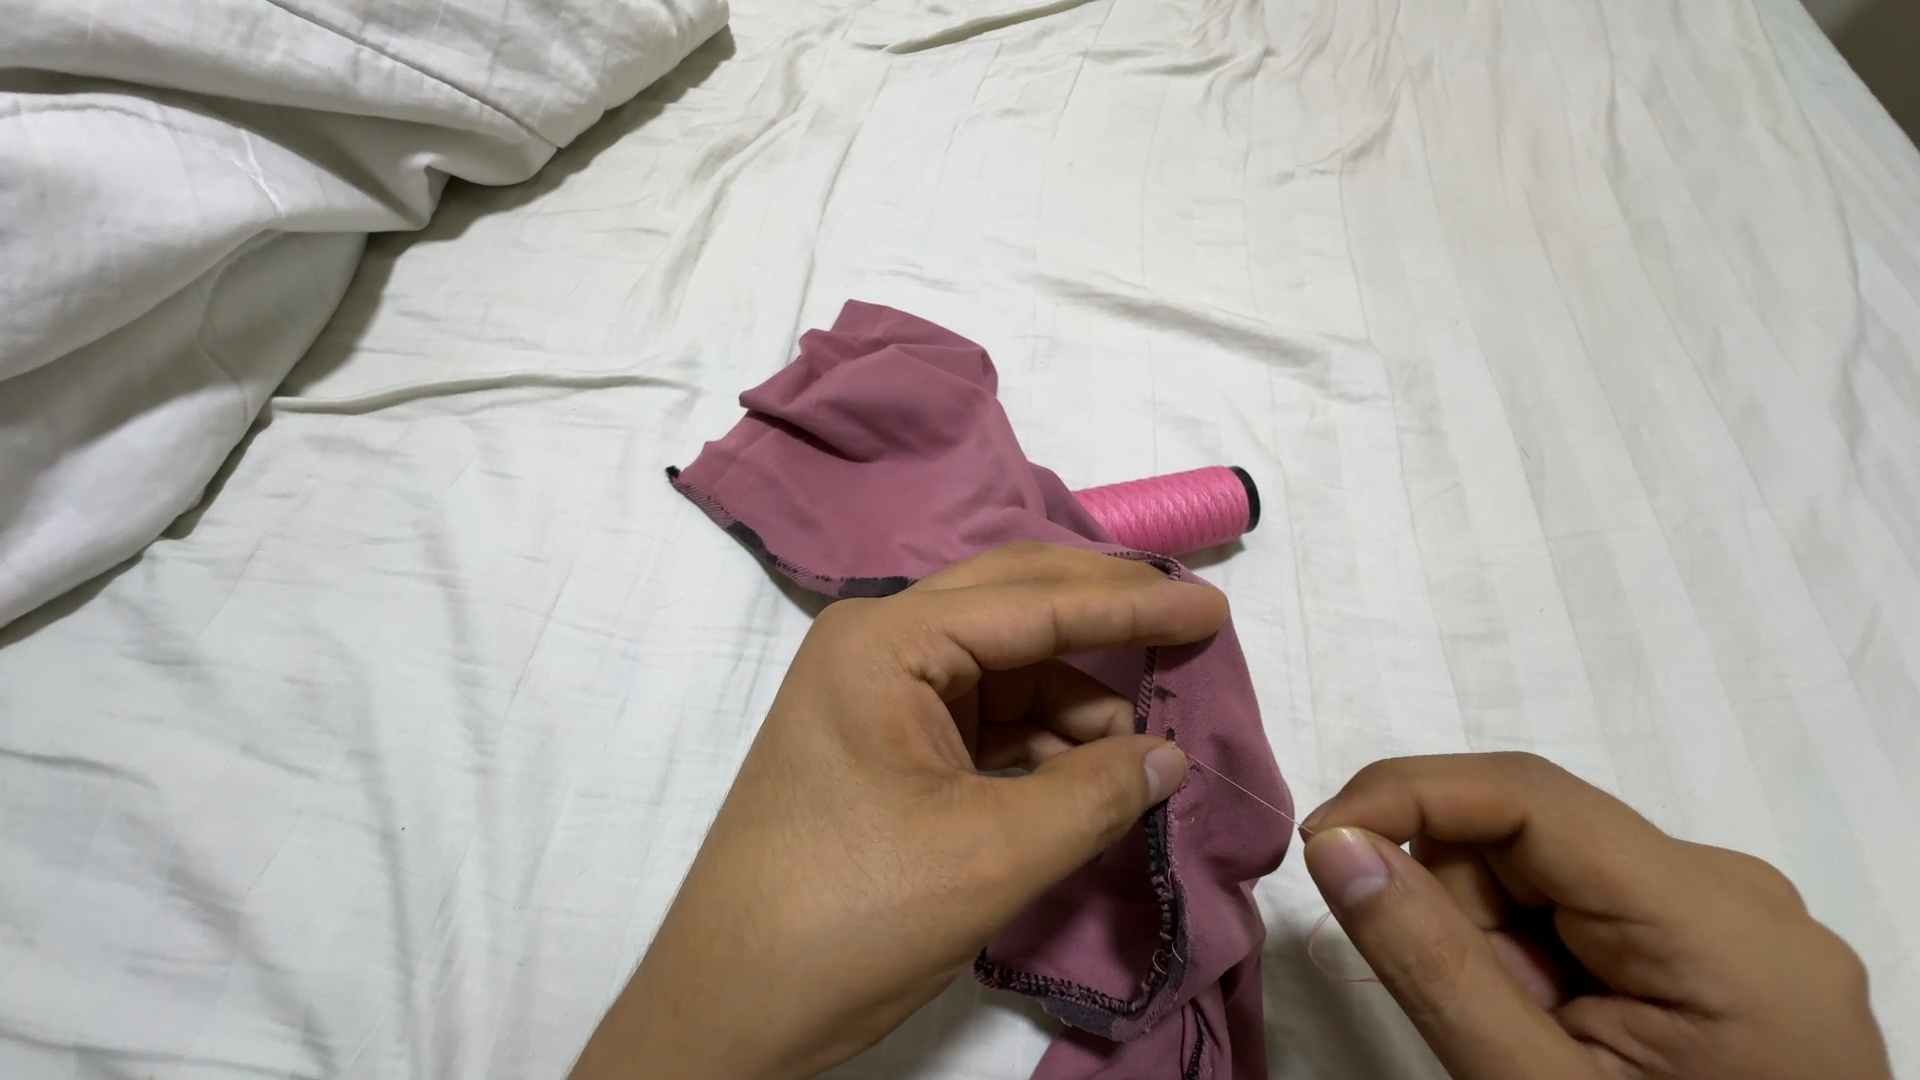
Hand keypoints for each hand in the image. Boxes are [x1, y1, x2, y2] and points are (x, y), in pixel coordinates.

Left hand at [570, 542, 1227, 1079]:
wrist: (728, 1008)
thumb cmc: (848, 916)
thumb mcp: (988, 855)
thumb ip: (1093, 793)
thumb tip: (1170, 755)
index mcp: (887, 640)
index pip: (1032, 603)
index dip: (1131, 607)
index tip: (1211, 609)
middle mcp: (879, 642)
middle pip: (1014, 604)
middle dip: (1103, 618)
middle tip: (1188, 628)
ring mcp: (880, 688)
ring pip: (1004, 666)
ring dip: (1074, 699)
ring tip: (1136, 752)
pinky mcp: (888, 736)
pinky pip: (983, 713)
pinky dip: (1039, 737)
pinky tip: (1082, 773)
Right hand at [1301, 753, 1892, 1079]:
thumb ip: (1434, 967)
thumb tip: (1331, 844)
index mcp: (1719, 927)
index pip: (1528, 795)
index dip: (1404, 794)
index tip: (1316, 843)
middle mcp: (1726, 886)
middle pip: (1517, 830)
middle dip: (1454, 901)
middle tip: (1477, 1011)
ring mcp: (1713, 905)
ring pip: (1523, 855)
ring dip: (1482, 927)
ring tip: (1528, 1026)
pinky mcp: (1689, 923)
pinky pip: (1552, 886)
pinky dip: (1513, 941)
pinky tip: (1553, 1010)